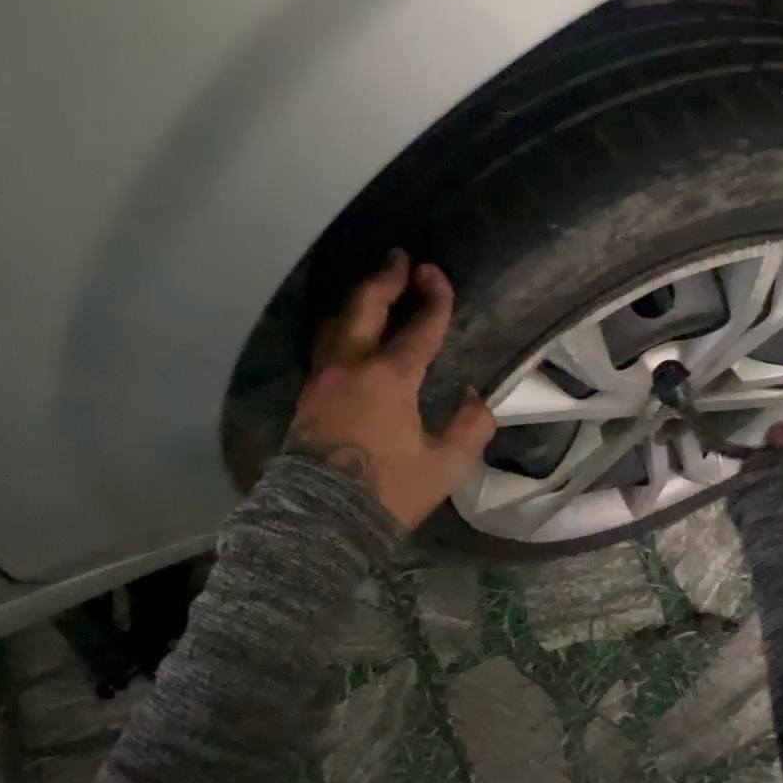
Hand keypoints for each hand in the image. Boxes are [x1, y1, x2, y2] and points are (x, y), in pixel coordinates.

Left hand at [290, 250, 496, 528]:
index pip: (418, 328)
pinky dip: (344, 326)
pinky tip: (352, 332)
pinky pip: (327, 346)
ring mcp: (323, 379)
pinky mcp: (308, 397)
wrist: (320, 522)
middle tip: (401, 260)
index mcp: (389, 378)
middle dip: (385, 279)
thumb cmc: (387, 492)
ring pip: (337, 323)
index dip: (435, 301)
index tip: (440, 278)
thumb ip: (468, 428)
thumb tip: (474, 399)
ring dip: (359, 300)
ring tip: (375, 288)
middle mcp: (351, 367)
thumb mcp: (444, 466)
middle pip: (365, 307)